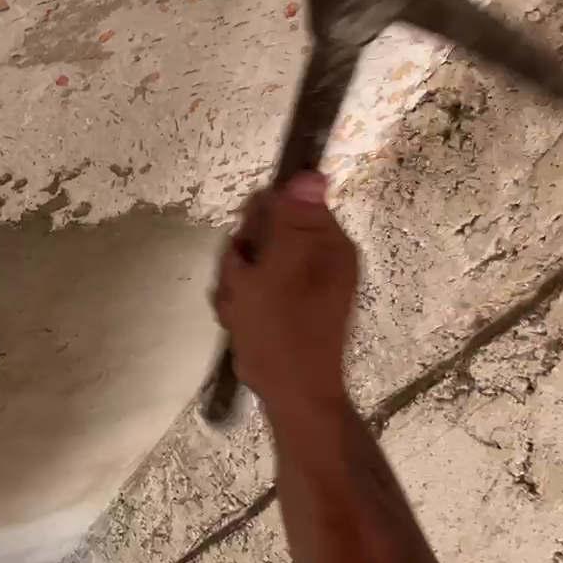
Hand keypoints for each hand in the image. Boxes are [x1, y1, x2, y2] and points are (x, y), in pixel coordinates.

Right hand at [213, 172, 357, 408]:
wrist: (288, 390)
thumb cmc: (282, 329)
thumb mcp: (279, 270)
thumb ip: (290, 222)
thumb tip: (311, 173)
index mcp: (326, 243)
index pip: (285, 202)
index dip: (257, 221)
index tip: (249, 248)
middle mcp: (317, 257)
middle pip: (261, 231)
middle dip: (241, 258)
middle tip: (244, 284)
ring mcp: (299, 281)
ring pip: (248, 260)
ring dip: (235, 283)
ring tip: (240, 308)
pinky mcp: (282, 302)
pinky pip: (249, 285)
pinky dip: (238, 300)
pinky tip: (241, 319)